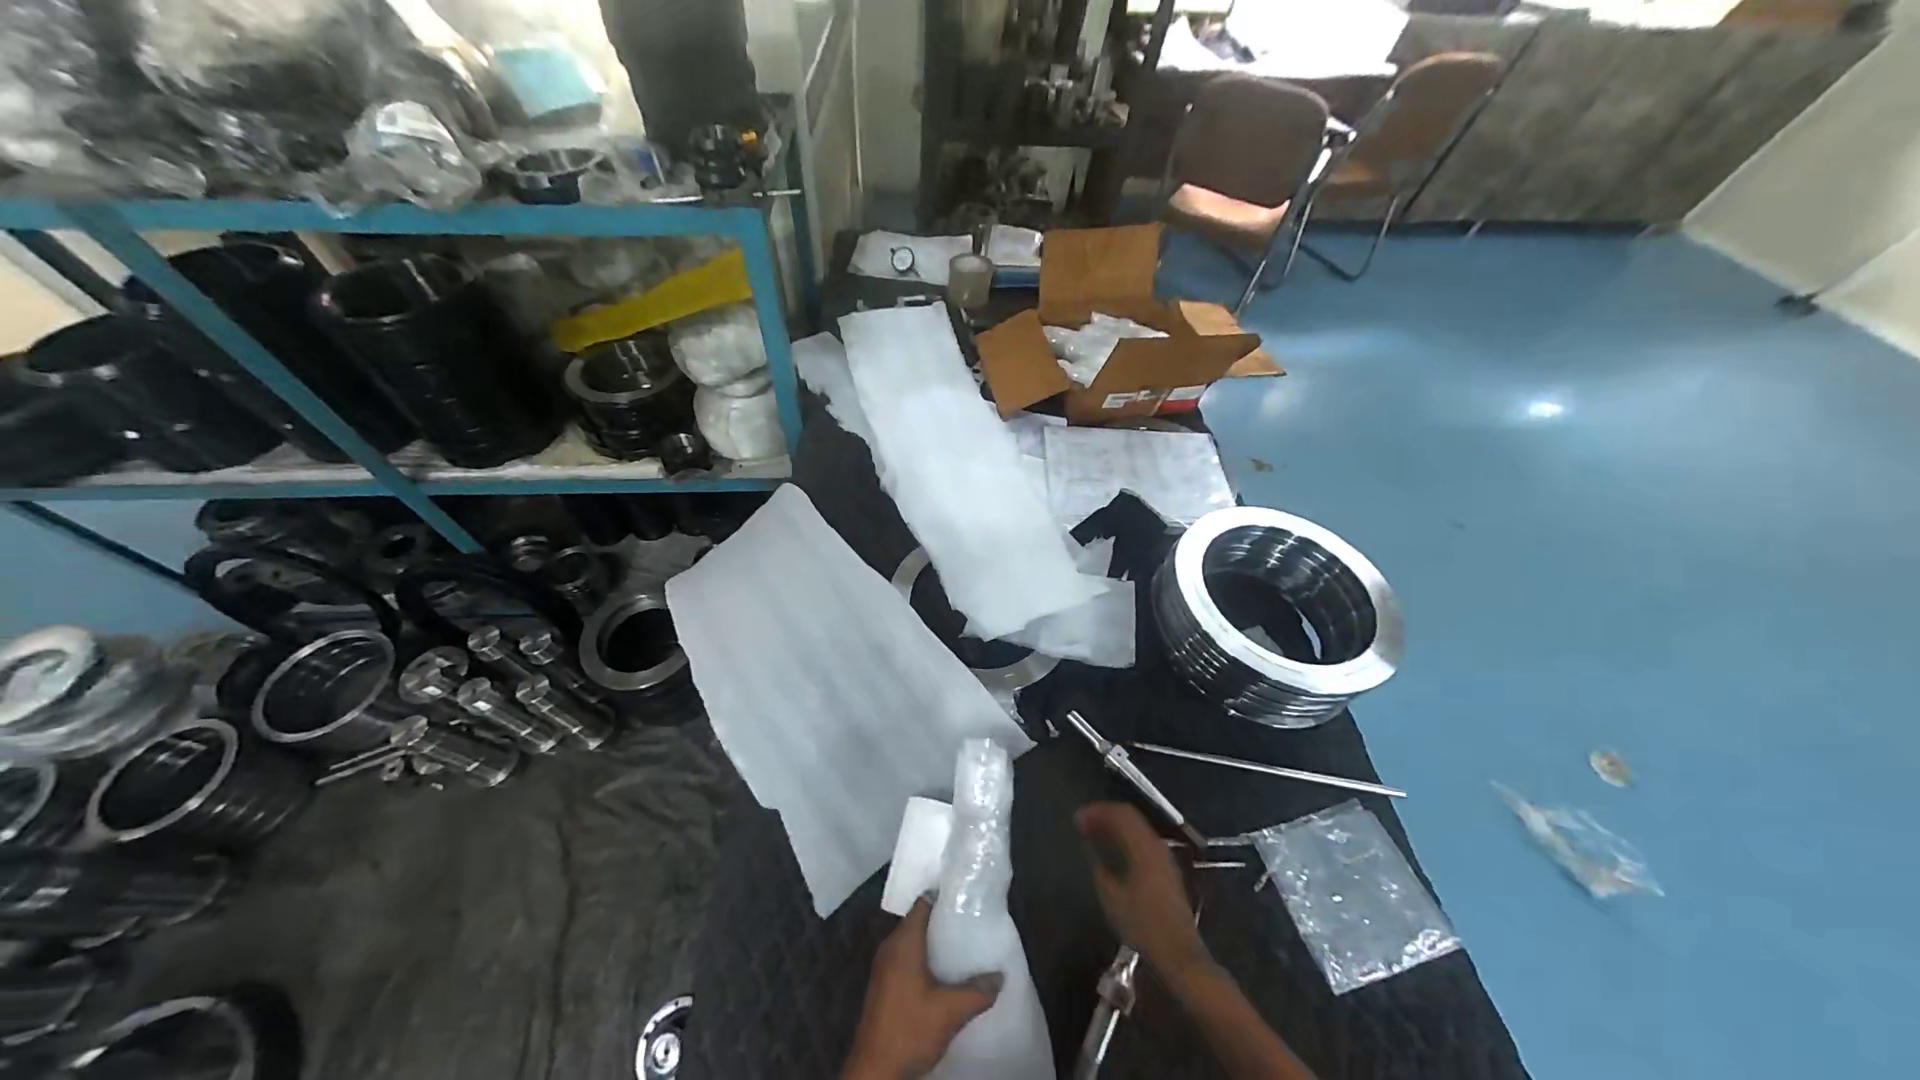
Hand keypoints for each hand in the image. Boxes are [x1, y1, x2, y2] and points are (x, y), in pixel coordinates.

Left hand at [841, 898, 1001, 1079]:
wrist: (875, 1072)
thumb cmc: (909, 1029)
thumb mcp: (950, 1011)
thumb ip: (978, 991)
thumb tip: (1000, 975)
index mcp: (903, 942)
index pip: (923, 903)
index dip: (943, 897)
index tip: (966, 898)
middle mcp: (890, 948)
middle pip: (918, 922)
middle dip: (943, 923)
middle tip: (971, 924)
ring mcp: (883, 968)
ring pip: (912, 943)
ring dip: (934, 945)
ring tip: (963, 949)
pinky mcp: (883, 986)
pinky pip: (906, 961)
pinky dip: (924, 961)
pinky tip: (944, 977)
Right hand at [1076, 802, 1208, 976]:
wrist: (1179, 956)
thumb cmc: (1142, 925)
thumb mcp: (1112, 897)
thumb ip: (1100, 868)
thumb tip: (1093, 851)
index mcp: (1144, 847)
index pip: (1121, 814)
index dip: (1097, 811)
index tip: (1077, 818)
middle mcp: (1158, 846)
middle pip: (1131, 818)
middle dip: (1106, 816)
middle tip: (1083, 822)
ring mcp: (1166, 860)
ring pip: (1138, 830)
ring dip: (1116, 828)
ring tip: (1094, 834)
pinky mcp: (1168, 873)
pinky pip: (1143, 844)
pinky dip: (1125, 841)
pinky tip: (1114, 853)